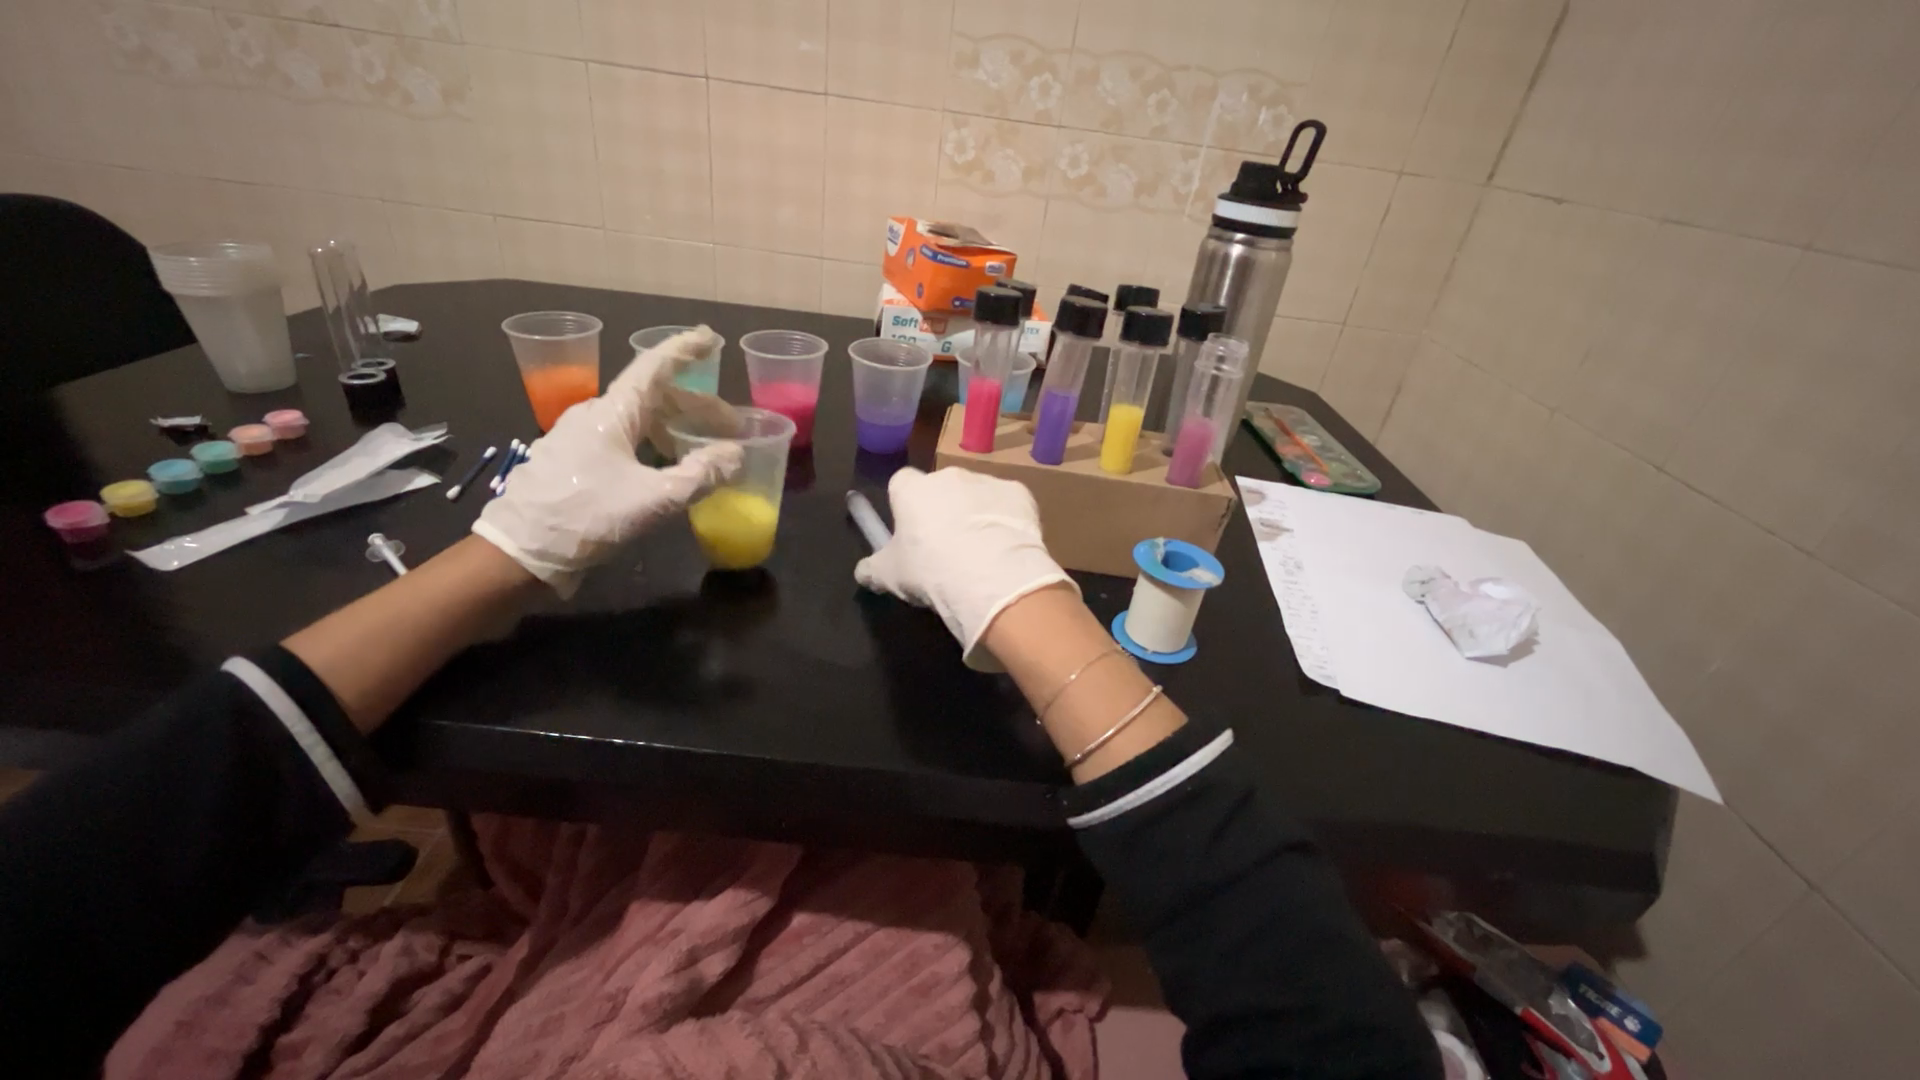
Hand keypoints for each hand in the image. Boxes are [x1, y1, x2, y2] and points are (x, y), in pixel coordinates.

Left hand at [474, 327, 742, 596]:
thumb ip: (700, 475)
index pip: (654, 368)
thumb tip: (735, 455)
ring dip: (675, 429)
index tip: (710, 336)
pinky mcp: (571, 463)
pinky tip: (665, 469)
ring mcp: (578, 439)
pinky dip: (653, 445)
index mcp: (612, 414)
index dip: (684, 350)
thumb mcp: (653, 500)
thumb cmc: (586, 517)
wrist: (520, 551)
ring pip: (637, 421)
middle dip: (696, 407)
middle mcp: (594, 416)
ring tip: (703, 451)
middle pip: (653, 398)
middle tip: (731, 426)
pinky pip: (622, 440)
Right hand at [854, 467, 1075, 669]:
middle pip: (941, 489)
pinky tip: (1006, 549)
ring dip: (976, 515)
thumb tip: (862, 571)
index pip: (901, 483)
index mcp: (912, 489)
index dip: (905, 506)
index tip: (911, 532)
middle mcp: (948, 476)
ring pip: (976, 495)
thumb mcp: (889, 576)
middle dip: (943, 510)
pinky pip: (1008, 505)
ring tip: (981, 554)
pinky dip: (1007, 521)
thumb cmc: (930, 571)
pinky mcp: (1019, 493)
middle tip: (947, 549)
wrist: (990, 576)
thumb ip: (871, 569)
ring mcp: (986, 481)